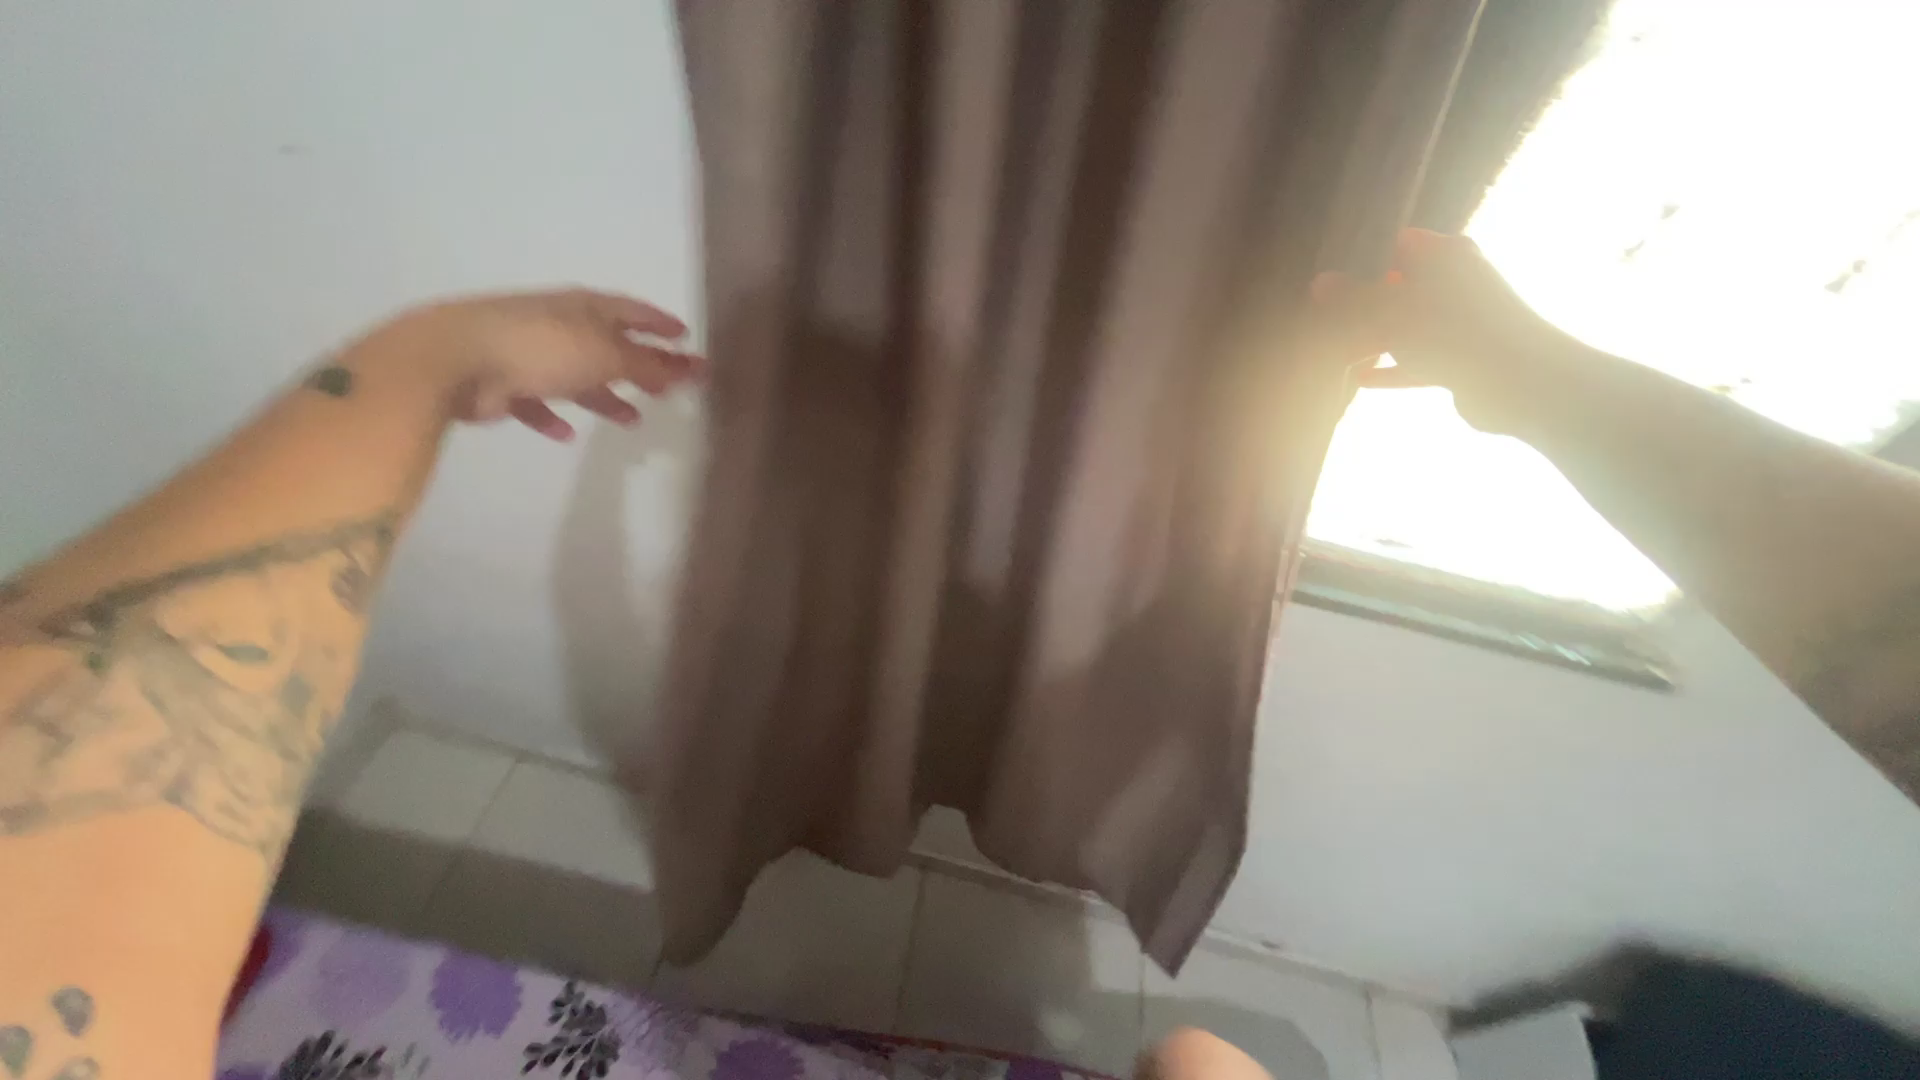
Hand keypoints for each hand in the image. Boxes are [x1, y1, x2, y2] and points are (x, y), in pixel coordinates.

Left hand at [380, 288, 698, 441]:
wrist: (454, 359)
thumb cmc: (542, 349)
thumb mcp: (607, 356)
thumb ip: (650, 366)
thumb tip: (689, 368)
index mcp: (585, 308)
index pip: (633, 312)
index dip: (660, 325)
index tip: (686, 339)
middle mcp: (559, 324)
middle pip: (609, 345)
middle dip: (640, 365)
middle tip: (668, 387)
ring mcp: (528, 352)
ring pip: (577, 376)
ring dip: (604, 396)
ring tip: (631, 419)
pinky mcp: (503, 381)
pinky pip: (536, 401)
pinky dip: (553, 416)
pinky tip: (566, 435)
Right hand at [1310, 229, 1580, 436]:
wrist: (1517, 380)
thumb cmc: (1451, 331)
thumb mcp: (1391, 311)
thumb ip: (1353, 298)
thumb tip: (1318, 282)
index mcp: (1445, 256)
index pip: (1397, 245)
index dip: (1362, 257)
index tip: (1329, 271)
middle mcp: (1456, 282)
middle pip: (1399, 287)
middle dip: (1362, 304)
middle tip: (1322, 316)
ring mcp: (1460, 321)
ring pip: (1407, 325)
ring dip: (1373, 339)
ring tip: (1334, 352)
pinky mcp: (1463, 356)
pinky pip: (1418, 358)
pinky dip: (1393, 367)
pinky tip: (1362, 379)